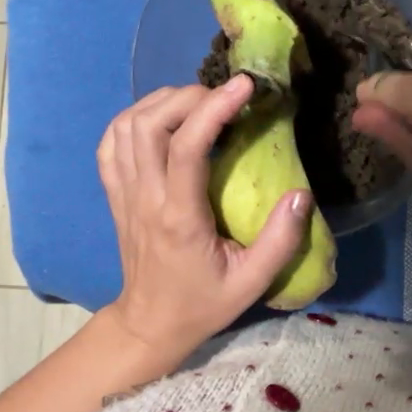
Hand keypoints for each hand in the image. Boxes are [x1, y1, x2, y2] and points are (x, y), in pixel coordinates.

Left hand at [98, 76, 312, 358]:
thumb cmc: (203, 303)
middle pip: (149, 124)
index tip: (244, 87)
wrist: (150, 324)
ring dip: (161, 102)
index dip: (213, 109)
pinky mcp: (115, 194)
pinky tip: (161, 118)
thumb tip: (300, 195)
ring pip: (126, 126)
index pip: (186, 147)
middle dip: (187, 97)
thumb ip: (280, 241)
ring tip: (197, 102)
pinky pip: (111, 143)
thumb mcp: (253, 283)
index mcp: (180, 218)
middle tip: (223, 96)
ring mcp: (123, 194)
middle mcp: (145, 199)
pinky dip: (133, 119)